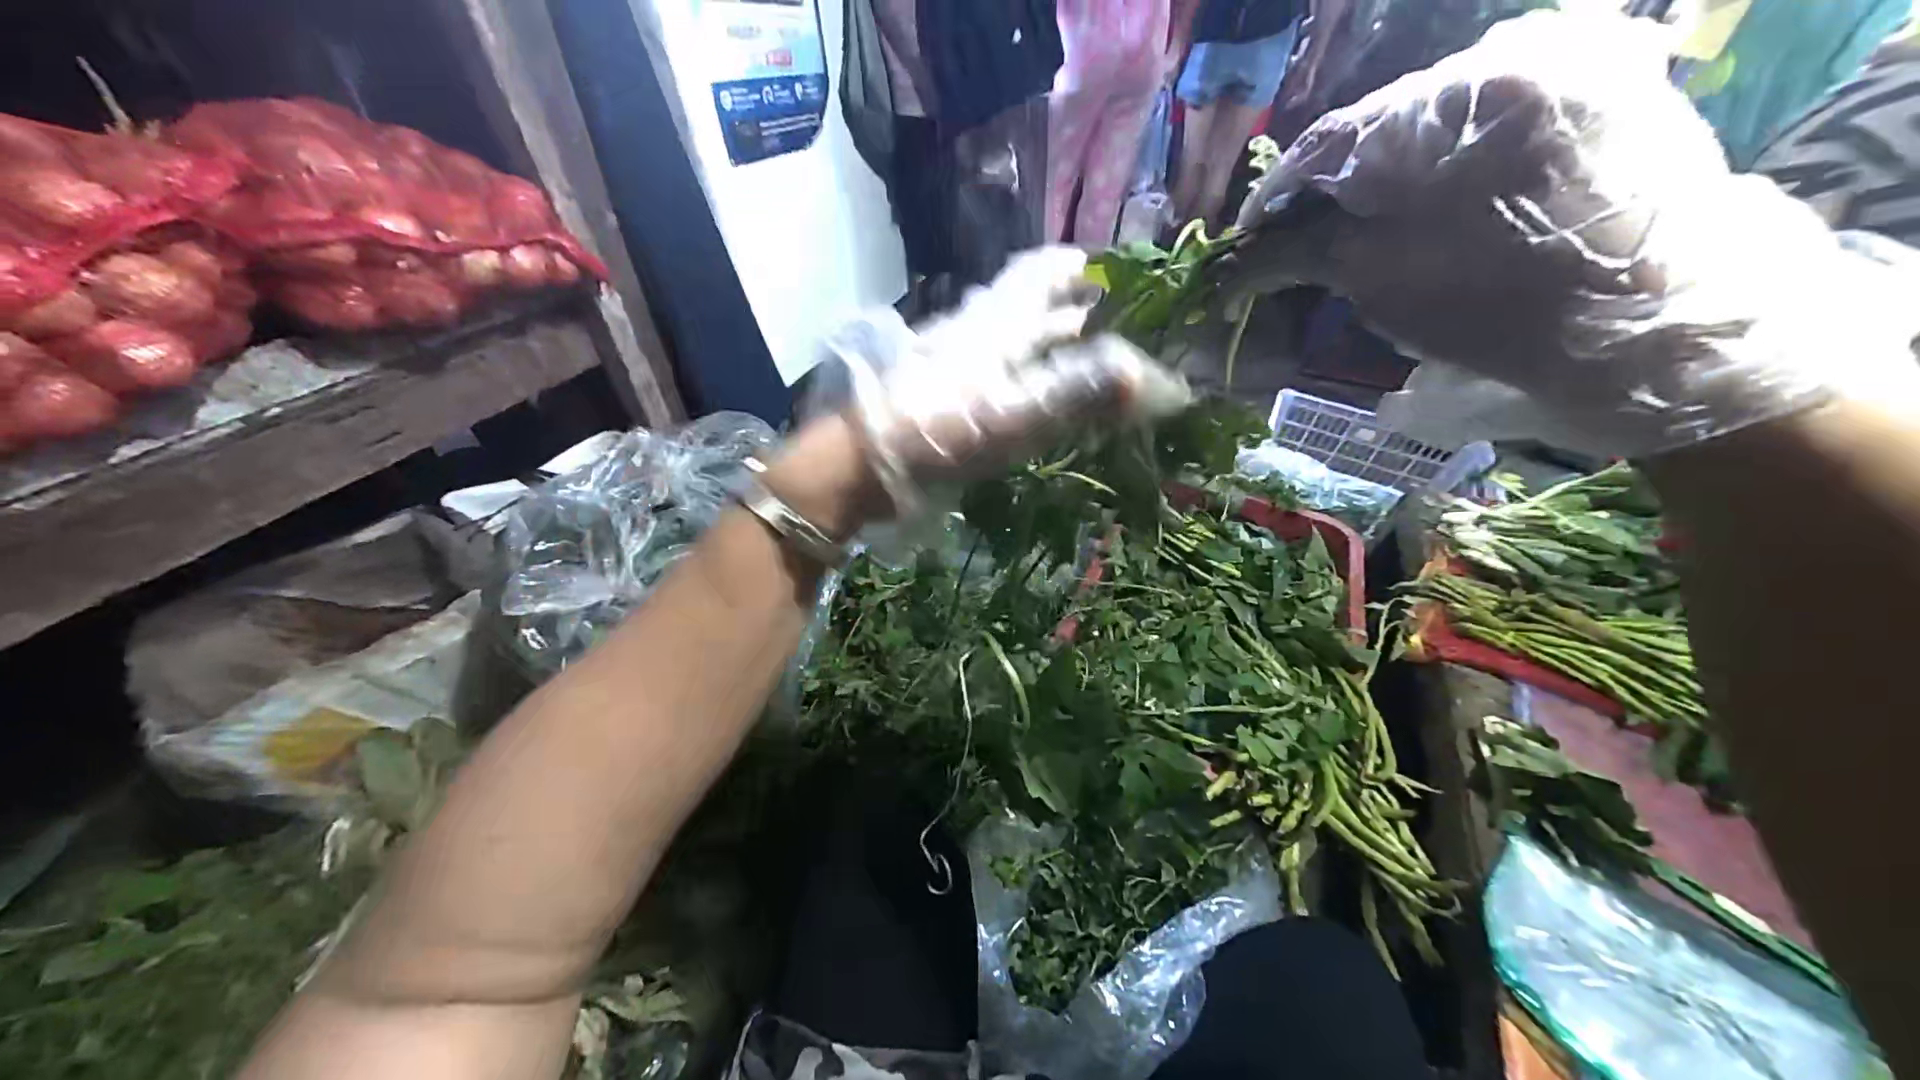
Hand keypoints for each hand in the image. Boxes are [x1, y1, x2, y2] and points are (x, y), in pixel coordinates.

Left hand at [829, 247, 1190, 515]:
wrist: (861, 465)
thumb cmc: (940, 432)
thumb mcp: (1015, 414)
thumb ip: (1081, 394)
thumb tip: (1152, 377)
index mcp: (996, 324)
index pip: (1038, 274)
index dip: (1072, 266)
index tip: (1103, 265)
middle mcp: (973, 331)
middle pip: (1022, 305)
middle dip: (1064, 305)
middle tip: (1103, 313)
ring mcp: (951, 362)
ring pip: (1004, 336)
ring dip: (1039, 337)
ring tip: (1075, 346)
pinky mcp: (936, 393)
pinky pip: (988, 367)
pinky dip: (1016, 369)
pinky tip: (1023, 389)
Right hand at [1231, 10, 1919, 455]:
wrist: (1648, 321)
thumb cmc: (1497, 307)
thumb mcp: (1379, 280)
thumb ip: (1301, 251)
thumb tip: (1240, 258)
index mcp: (1447, 104)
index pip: (1324, 142)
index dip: (1274, 195)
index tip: (1247, 238)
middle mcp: (1502, 56)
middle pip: (1374, 123)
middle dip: (1327, 183)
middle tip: (1295, 233)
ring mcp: (1553, 61)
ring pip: (1424, 118)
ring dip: (1380, 169)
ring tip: (1355, 219)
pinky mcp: (1587, 80)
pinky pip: (1478, 115)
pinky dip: (1436, 157)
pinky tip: (1421, 195)